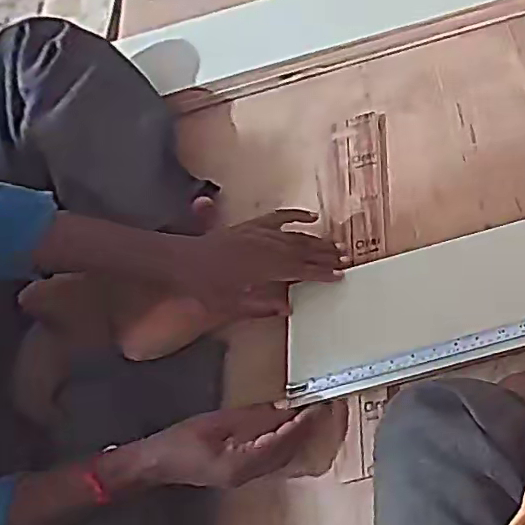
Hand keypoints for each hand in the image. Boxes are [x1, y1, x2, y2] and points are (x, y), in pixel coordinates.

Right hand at [109, 403, 328, 487]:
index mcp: (240, 463)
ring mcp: (247, 477)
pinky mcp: (244, 473)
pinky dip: (288, 442)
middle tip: (321, 407)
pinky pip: (275, 458)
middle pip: (288, 452)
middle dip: (306, 430)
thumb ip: (250, 417)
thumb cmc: (179, 443)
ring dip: (300, 436)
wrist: (155, 466)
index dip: (301, 425)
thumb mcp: (214, 422)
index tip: (315, 407)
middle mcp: (248, 475)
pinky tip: (293, 428)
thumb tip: (282, 408)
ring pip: (285, 457)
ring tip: (312, 414)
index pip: (281, 442)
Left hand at [178, 210, 344, 309]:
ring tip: (336, 245)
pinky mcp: (250, 226)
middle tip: (346, 259)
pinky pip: (278, 217)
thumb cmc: (203, 286)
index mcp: (264, 268)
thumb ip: (260, 306)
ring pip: (296, 236)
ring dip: (317, 240)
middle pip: (303, 251)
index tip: (339, 276)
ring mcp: (259, 233)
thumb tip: (288, 309)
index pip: (300, 270)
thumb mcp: (230, 303)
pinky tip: (311, 216)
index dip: (321, 273)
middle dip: (326, 255)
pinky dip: (296, 215)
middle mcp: (265, 247)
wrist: (178, 260)